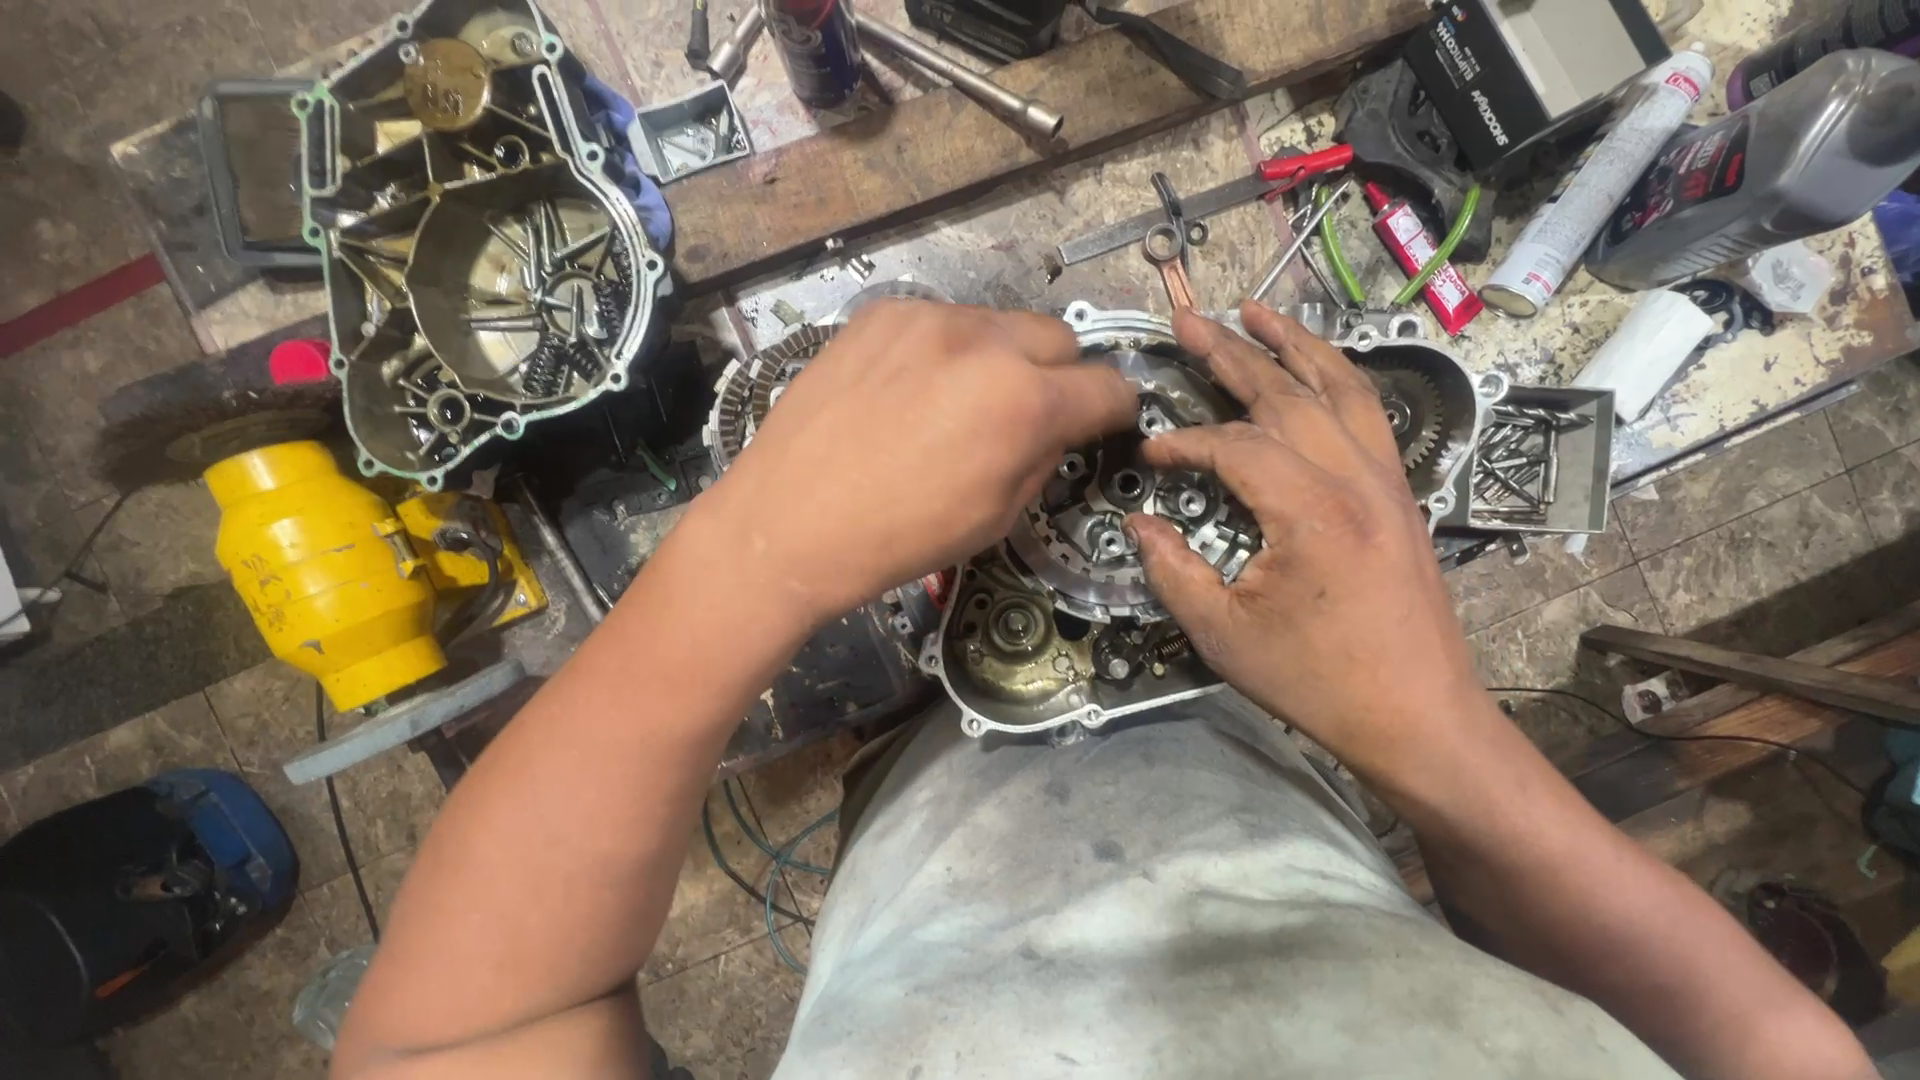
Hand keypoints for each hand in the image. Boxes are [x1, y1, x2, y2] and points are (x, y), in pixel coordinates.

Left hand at [696, 300, 1136, 623]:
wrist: (788, 522)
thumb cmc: (898, 539)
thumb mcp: (995, 518)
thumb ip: (1043, 460)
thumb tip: (1059, 428)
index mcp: (1024, 405)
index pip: (1109, 386)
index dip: (1112, 410)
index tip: (1100, 423)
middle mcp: (985, 344)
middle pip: (1060, 338)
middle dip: (1058, 377)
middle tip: (1024, 416)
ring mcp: (928, 318)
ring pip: (999, 324)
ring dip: (999, 359)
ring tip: (956, 402)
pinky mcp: (882, 313)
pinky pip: (941, 322)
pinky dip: (945, 351)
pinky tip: (908, 390)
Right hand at [1129, 303, 1487, 777]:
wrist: (1418, 718)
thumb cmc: (1316, 682)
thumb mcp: (1222, 634)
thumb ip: (1172, 569)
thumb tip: (1138, 524)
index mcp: (1311, 512)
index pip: (1236, 445)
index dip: (1185, 442)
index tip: (1149, 453)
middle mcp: (1357, 480)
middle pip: (1288, 394)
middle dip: (1233, 353)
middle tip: (1189, 320)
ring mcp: (1389, 484)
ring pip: (1342, 389)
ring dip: (1296, 346)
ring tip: (1258, 311)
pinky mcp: (1402, 498)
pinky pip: (1370, 417)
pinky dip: (1338, 380)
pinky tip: (1317, 370)